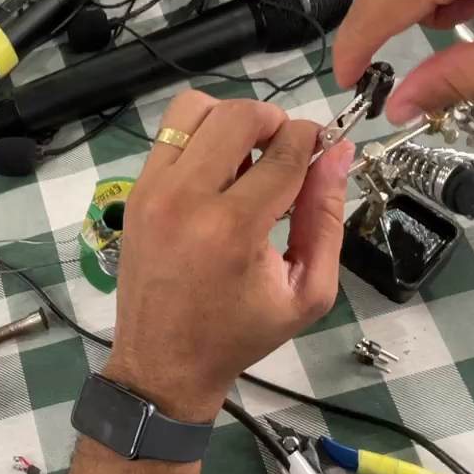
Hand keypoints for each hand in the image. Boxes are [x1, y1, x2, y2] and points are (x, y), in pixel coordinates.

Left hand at [103, 93, 353, 421]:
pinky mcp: (135, 195)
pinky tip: (215, 176)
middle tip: (284, 153)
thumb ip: (326, 219)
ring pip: (193, 109)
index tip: (321, 150)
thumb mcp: (306, 292)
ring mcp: (152, 192)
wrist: (163, 364)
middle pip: (238, 115)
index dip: (313, 141)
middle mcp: (185, 199)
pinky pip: (169, 136)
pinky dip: (198, 140)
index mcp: (232, 228)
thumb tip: (339, 153)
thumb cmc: (238, 335)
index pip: (285, 152)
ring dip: (229, 121)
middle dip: (274, 122)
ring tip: (245, 159)